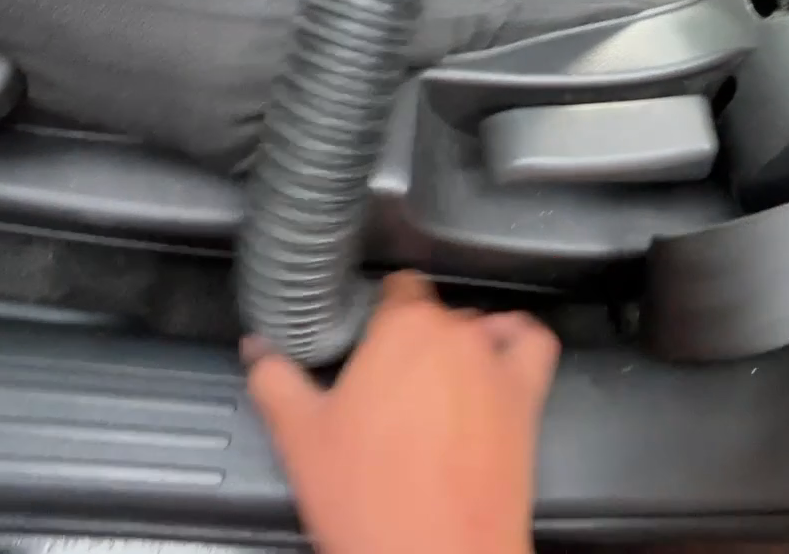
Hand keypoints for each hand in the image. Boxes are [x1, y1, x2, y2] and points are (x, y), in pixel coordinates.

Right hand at [246, 272, 560, 553]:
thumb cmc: (370, 499)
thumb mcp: (301, 437)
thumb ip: (274, 380)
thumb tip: (257, 351)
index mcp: (401, 327)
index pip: (398, 288)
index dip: (381, 310)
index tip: (368, 337)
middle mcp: (452, 331)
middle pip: (433, 313)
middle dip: (412, 339)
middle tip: (389, 383)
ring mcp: (493, 360)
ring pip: (475, 328)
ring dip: (458, 346)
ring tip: (435, 387)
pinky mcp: (525, 393)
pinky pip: (530, 343)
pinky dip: (517, 339)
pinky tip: (500, 353)